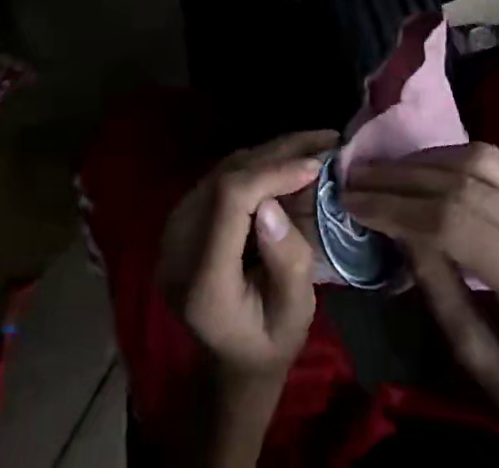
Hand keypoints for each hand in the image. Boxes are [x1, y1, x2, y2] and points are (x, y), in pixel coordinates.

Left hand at [157, 130, 338, 381]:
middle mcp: (177, 246)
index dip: (271, 174)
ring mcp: (174, 228)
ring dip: (268, 153)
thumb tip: (271, 204)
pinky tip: (287, 158)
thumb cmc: (270, 341)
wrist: (233, 357)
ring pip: (221, 171)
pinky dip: (255, 164)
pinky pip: (220, 177)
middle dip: (276, 154)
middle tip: (324, 141)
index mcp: (202, 280)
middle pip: (223, 178)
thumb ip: (287, 264)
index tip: (316, 165)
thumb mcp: (294, 316)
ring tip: (312, 142)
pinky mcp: (183, 217)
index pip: (228, 202)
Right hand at [345, 143, 498, 428]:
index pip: (457, 222)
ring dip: (422, 160)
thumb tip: (388, 222)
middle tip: (354, 178)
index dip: (396, 206)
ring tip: (380, 171)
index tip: (351, 201)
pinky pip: (496, 167)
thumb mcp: (471, 353)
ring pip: (482, 161)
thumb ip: (432, 281)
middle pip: (468, 183)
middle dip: (400, 178)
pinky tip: (417, 170)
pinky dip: (447, 161)